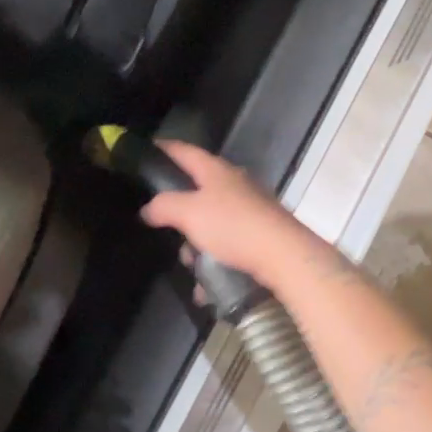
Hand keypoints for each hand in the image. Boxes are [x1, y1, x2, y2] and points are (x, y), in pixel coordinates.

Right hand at [139, 141, 320, 287]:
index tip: (146, 149)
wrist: (285, 256)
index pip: (183, 150)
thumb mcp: (189, 213)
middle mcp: (233, 182)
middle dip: (178, 212)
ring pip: (211, 221)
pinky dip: (215, 260)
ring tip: (191, 265)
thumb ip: (164, 207)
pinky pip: (228, 243)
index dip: (163, 148)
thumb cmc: (232, 226)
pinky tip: (208, 284)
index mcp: (215, 169)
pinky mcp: (259, 232)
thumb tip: (147, 208)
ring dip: (197, 243)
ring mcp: (249, 207)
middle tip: (163, 226)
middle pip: (197, 189)